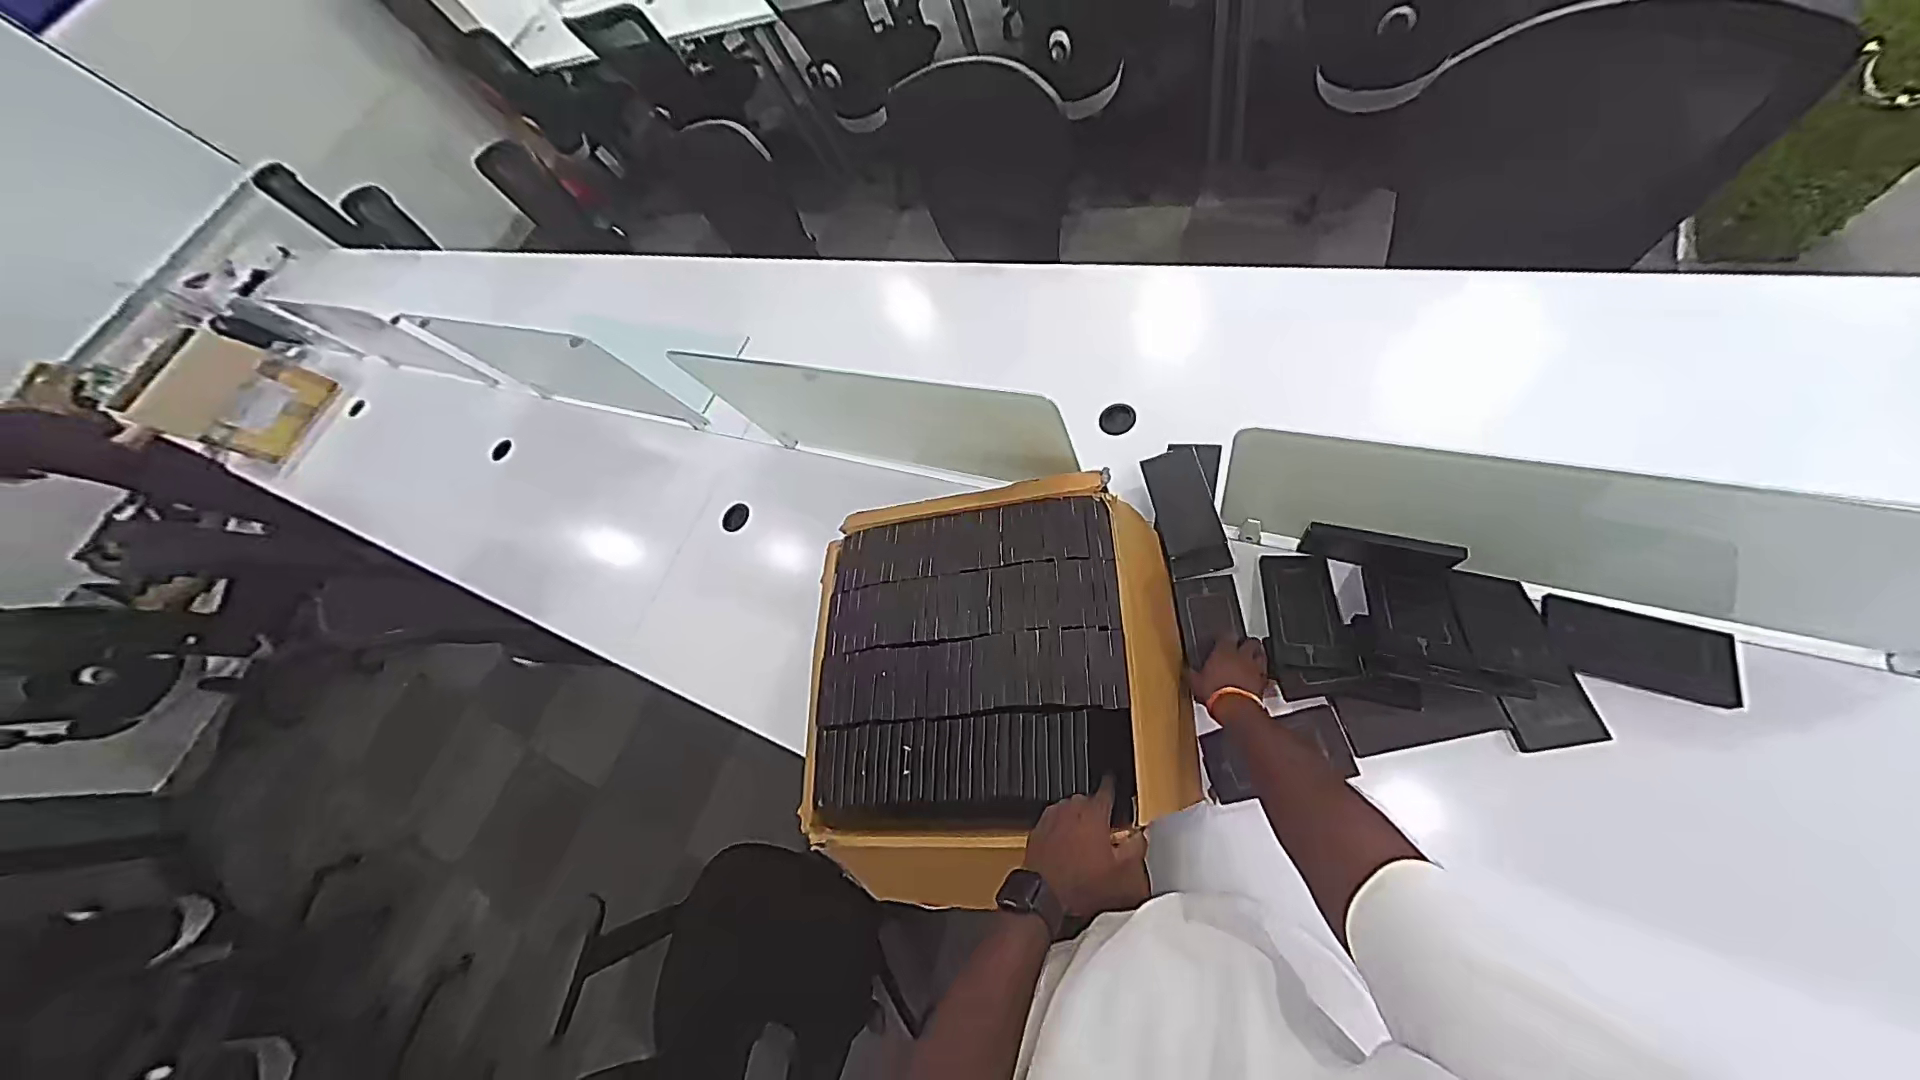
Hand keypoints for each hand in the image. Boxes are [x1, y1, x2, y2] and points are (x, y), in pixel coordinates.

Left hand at [1022, 776, 1149, 916]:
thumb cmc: (1081, 882)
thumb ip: (1136, 847)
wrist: (1045, 893)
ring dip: (1078, 819)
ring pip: (1070, 809)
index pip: (1107, 789)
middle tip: (1103, 832)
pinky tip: (1066, 848)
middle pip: (1088, 800)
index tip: (1113, 783)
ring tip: (1084, 844)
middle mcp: (1071, 808)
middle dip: (1096, 812)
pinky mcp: (1039, 827)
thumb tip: (1141, 836)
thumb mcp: (1121, 871)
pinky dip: (1061, 828)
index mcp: (1094, 813)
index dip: (1113, 786)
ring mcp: (1052, 816)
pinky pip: (1055, 820)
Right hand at [1188, 636, 1268, 703]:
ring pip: (1261, 654)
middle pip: (1250, 641)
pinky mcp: (1263, 682)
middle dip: (1246, 643)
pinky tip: (1256, 677)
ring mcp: (1255, 668)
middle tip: (1241, 647)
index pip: (1227, 635)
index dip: (1224, 637)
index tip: (1221, 640)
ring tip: (1251, 659)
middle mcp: (1242, 656)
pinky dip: (1261, 673)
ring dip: (1257, 655)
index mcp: (1224, 651)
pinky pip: (1264, 673)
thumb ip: (1192, 673)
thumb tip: (1188, 671)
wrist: (1235, 708)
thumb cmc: (1216, 692)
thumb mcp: (1196, 682)